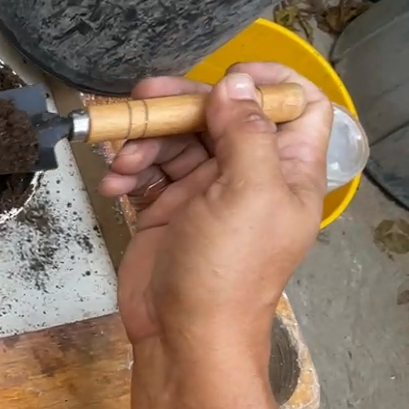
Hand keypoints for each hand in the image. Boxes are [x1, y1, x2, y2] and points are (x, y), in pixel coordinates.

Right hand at [96, 62, 331, 359]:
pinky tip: (114, 184)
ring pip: (175, 145)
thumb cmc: (227, 267)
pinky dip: (127, 174)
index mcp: (286, 170)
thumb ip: (246, 133)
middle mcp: (246, 176)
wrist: (182, 331)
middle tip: (142, 99)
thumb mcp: (247, 193)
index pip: (294, 107)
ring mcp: (202, 195)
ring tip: (122, 163)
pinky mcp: (163, 214)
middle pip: (219, 119)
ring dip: (144, 145)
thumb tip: (235, 85)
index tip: (227, 77)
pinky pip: (146, 176)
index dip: (268, 83)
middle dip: (181, 109)